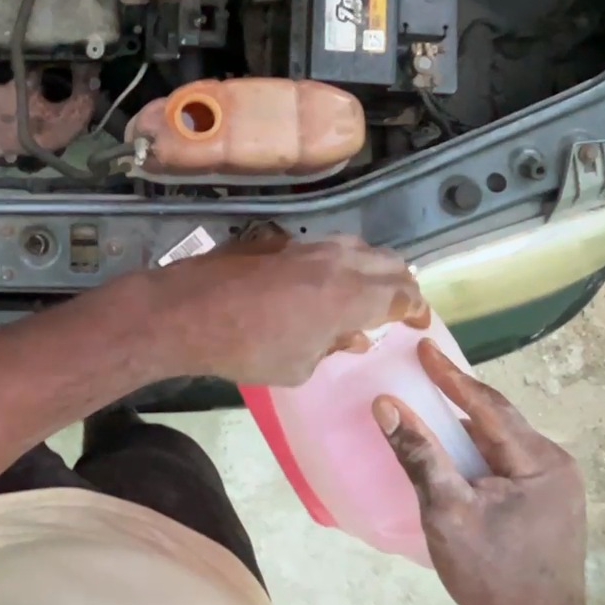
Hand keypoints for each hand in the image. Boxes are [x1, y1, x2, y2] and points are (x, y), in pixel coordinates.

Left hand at [132, 231, 426, 385]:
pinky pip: (320, 244)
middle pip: (387, 261)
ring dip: (369, 265)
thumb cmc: (247, 349)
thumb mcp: (298, 366)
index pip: (402, 293)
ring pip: (354, 245)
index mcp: (349, 294)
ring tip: (364, 288)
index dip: (416, 308)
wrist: (188, 310)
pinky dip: (334, 259)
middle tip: (398, 304)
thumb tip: (353, 335)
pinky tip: (319, 278)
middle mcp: (333, 260)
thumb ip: (333, 346)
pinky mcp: (275, 238)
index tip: (417, 321)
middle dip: (400, 282)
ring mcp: (302, 244)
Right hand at [374, 342, 600, 604]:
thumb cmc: (492, 575)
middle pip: (497, 417)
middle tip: (421, 369)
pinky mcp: (544, 505)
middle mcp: (555, 466)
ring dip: (464, 421)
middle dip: (458, 393)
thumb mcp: (447, 511)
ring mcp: (554, 487)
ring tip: (428, 401)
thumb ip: (419, 454)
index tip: (421, 346)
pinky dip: (473, 446)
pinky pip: (503, 458)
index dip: (449, 375)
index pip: (487, 404)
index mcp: (541, 462)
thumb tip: (385, 404)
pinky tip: (450, 448)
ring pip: (500, 438)